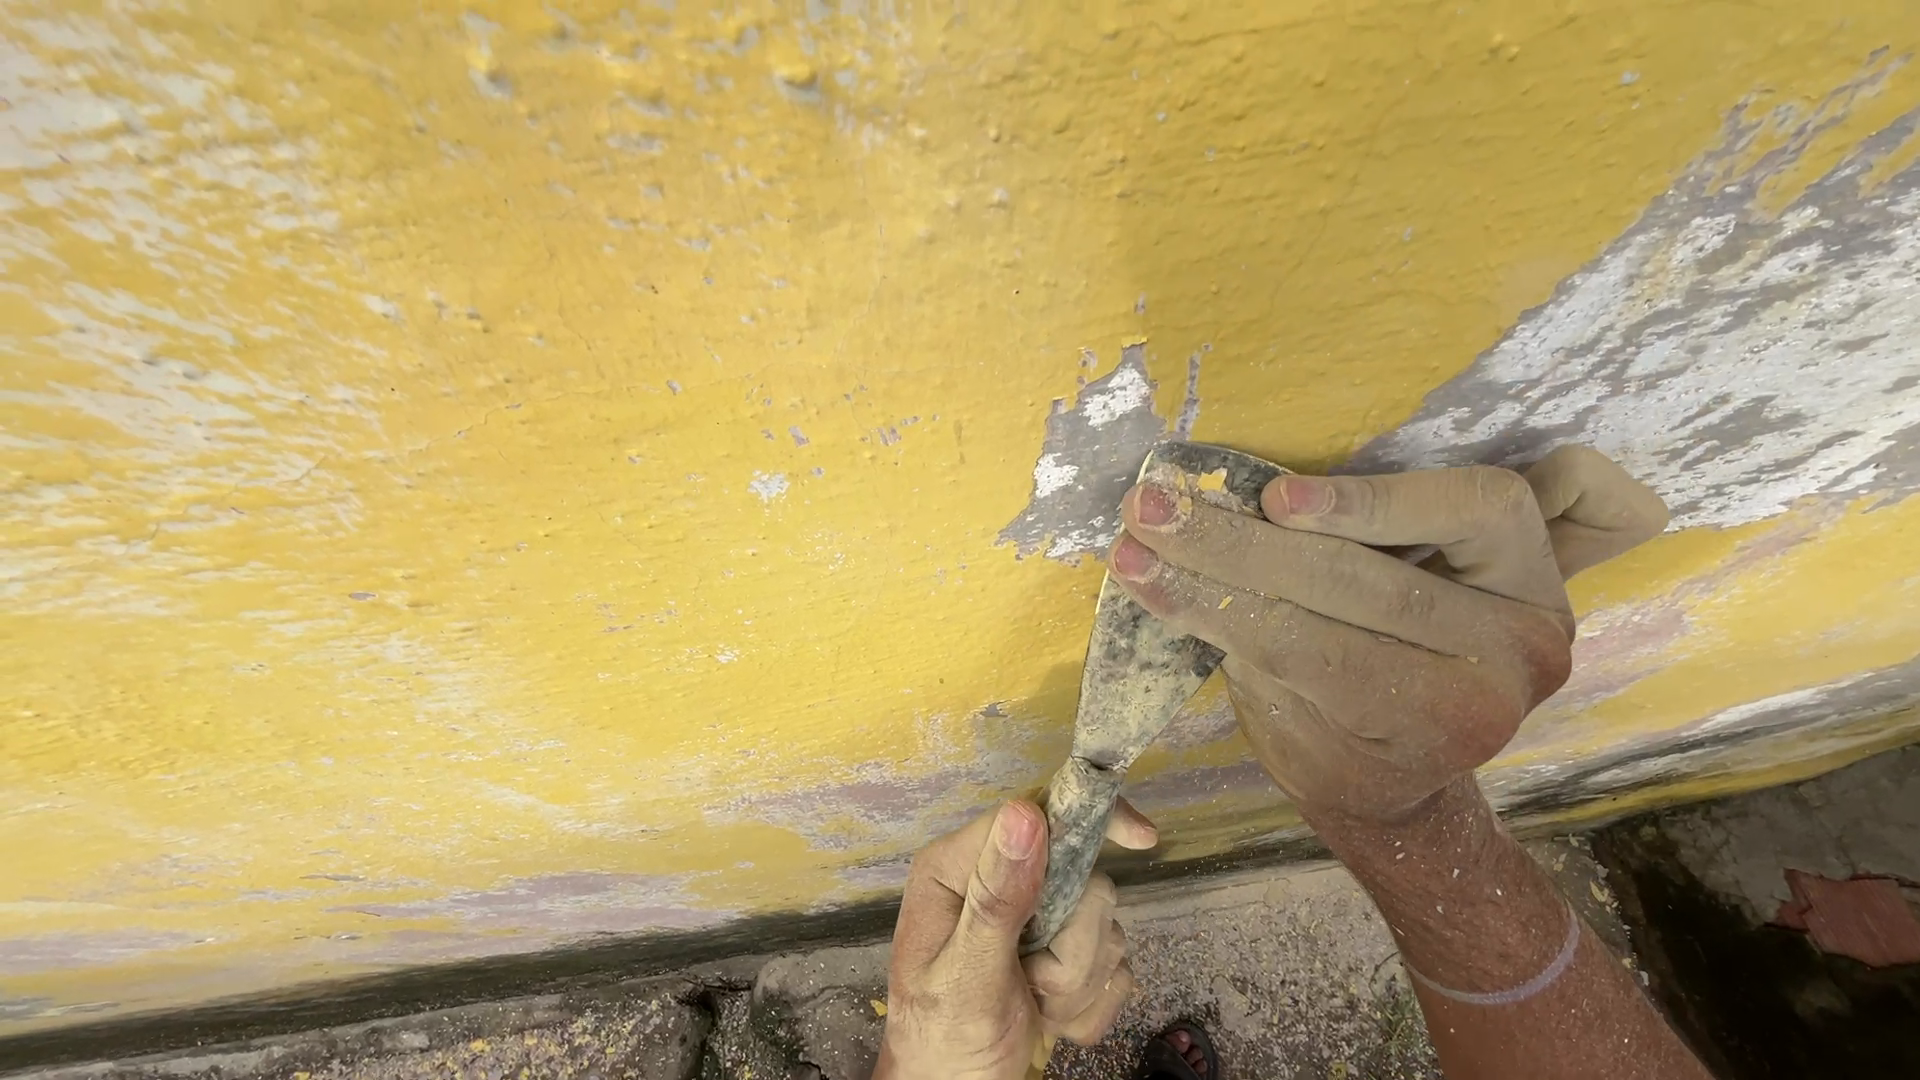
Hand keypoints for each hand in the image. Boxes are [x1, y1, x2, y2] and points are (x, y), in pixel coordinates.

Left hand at [874, 799, 1157, 1079]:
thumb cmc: (943, 1043)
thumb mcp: (965, 978)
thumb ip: (996, 899)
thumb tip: (1025, 813)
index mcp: (959, 868)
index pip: (1033, 813)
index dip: (1089, 820)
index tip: (1142, 838)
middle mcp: (999, 878)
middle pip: (1081, 875)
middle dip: (1072, 945)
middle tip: (1034, 985)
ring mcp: (1036, 914)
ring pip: (1103, 922)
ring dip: (1078, 982)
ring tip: (1036, 1008)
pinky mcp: (1062, 950)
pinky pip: (1112, 962)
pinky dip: (1089, 1003)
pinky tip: (1053, 1020)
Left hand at [1107, 445, 1666, 824]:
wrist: (1392, 782)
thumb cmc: (1381, 655)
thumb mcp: (1396, 585)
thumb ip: (1346, 540)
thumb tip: (1219, 489)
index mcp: (1526, 577)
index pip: (1475, 508)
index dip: (1368, 499)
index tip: (1274, 495)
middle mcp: (1516, 645)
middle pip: (1358, 575)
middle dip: (1236, 540)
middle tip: (1148, 506)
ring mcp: (1463, 712)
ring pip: (1308, 631)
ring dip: (1202, 586)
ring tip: (1130, 553)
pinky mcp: (1389, 755)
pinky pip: (1283, 677)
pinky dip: (1209, 630)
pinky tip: (1157, 597)